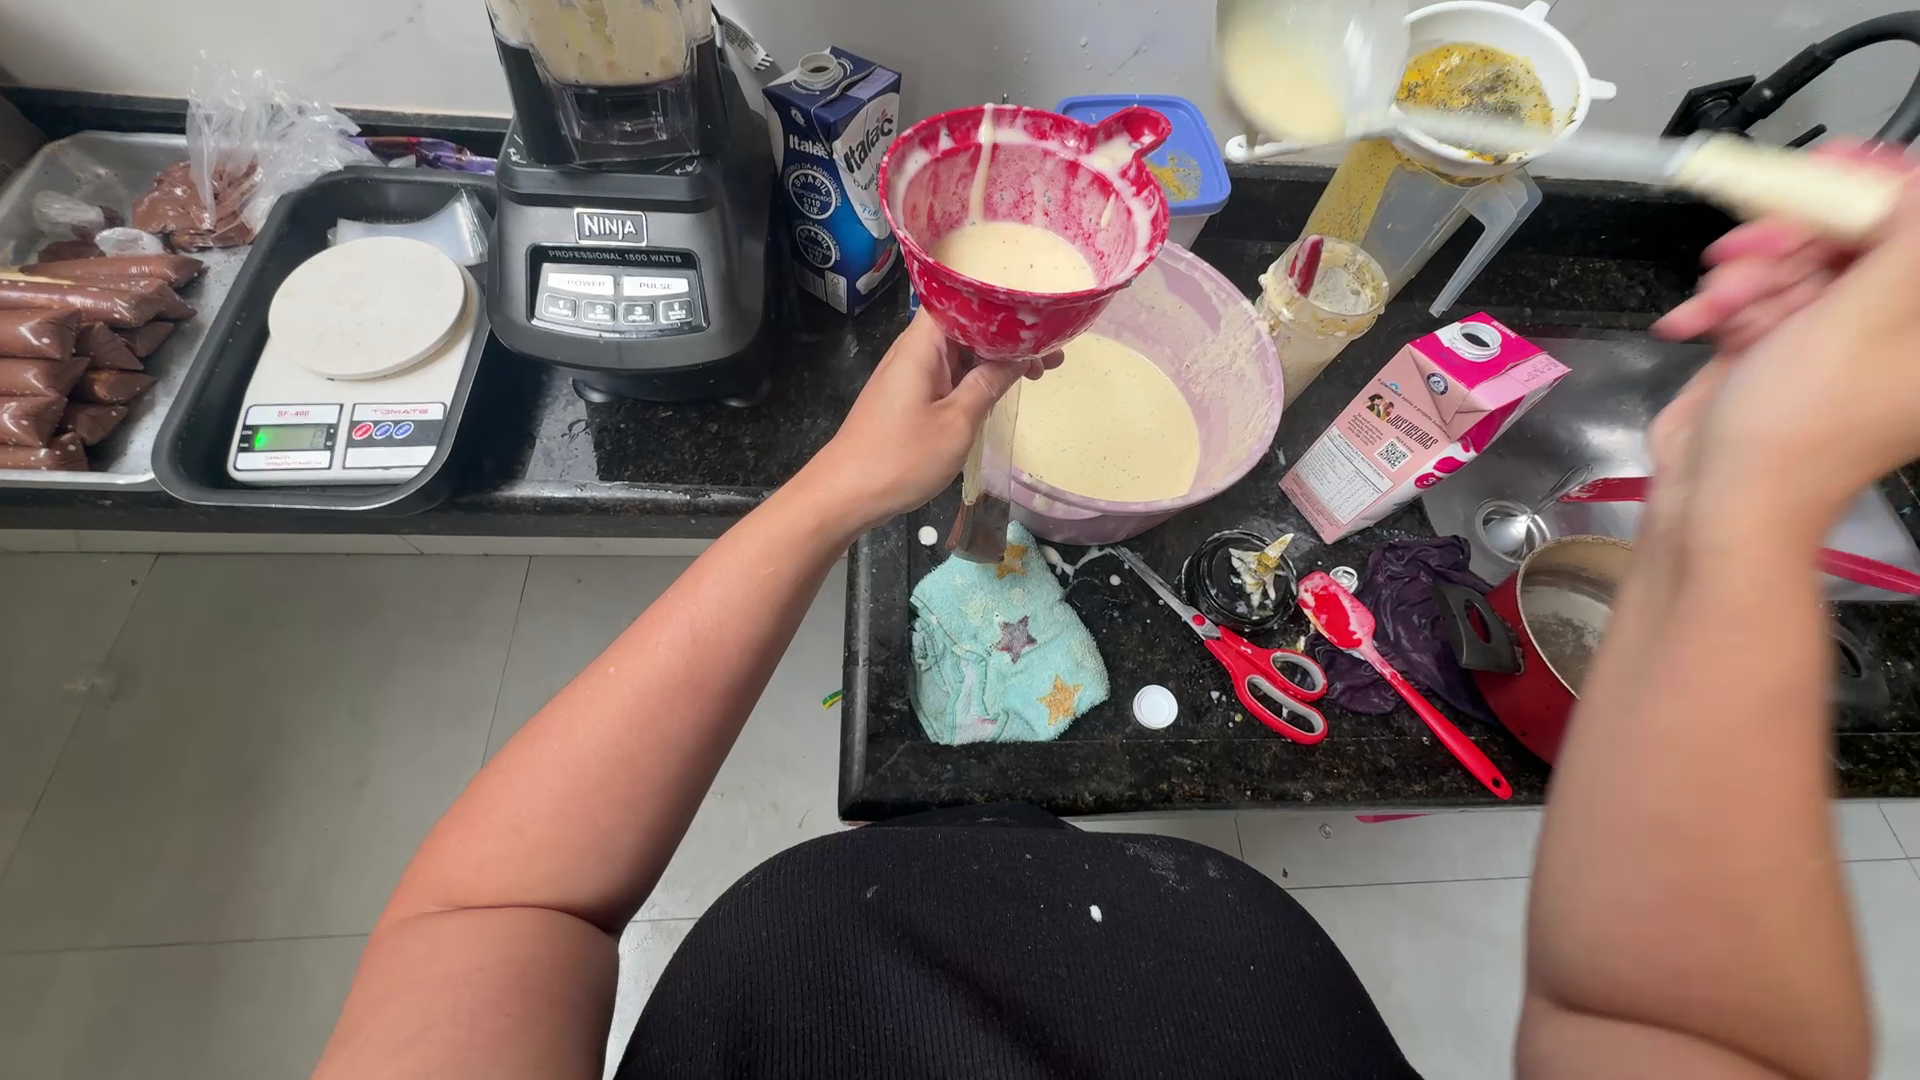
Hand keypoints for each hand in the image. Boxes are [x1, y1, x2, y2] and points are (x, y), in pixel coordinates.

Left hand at [797, 312, 1060, 530]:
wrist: (845, 494)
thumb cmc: (901, 458)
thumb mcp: (956, 423)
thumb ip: (988, 384)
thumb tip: (1018, 356)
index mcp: (922, 344)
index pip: (965, 301)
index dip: (1005, 307)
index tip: (1042, 321)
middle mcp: (914, 350)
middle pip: (967, 327)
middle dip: (1009, 337)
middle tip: (1053, 357)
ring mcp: (910, 374)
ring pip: (961, 354)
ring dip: (997, 361)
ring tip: (1039, 373)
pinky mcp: (909, 397)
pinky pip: (949, 377)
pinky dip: (977, 381)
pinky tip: (1003, 391)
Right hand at [1647, 151, 1919, 535]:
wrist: (1717, 494)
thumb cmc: (1797, 420)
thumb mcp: (1862, 320)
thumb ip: (1904, 243)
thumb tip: (1913, 182)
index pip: (1917, 224)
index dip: (1878, 187)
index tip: (1824, 167)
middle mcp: (1893, 317)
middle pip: (1849, 237)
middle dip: (1786, 241)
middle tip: (1740, 250)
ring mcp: (1829, 333)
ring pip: (1787, 267)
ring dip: (1738, 282)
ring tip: (1710, 310)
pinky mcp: (1771, 347)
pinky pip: (1748, 301)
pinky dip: (1715, 309)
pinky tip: (1692, 326)